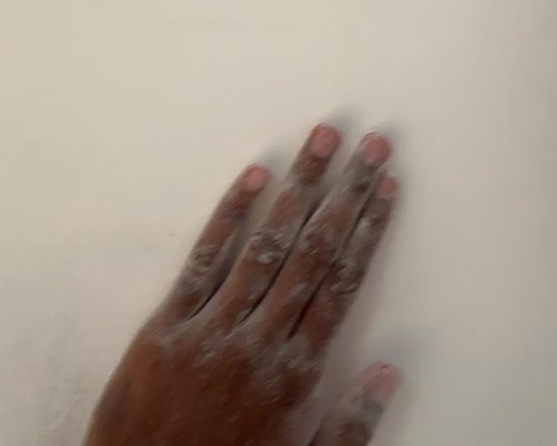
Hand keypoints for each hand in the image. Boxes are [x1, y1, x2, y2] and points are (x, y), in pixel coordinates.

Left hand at [84, 125, 401, 445]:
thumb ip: (350, 426)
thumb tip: (389, 371)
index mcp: (295, 374)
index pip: (342, 283)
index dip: (368, 229)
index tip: (386, 187)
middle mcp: (261, 339)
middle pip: (314, 251)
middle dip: (346, 192)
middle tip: (370, 146)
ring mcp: (213, 326)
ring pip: (267, 242)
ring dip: (299, 186)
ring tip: (322, 140)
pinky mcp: (167, 323)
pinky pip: (205, 258)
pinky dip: (231, 214)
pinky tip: (255, 174)